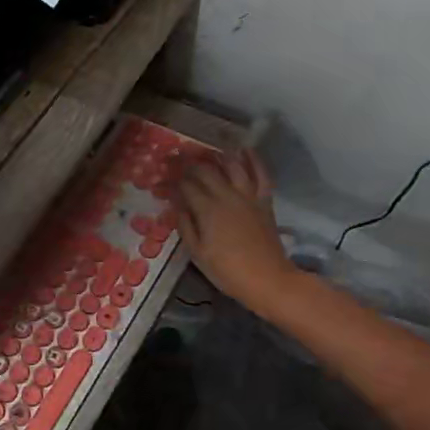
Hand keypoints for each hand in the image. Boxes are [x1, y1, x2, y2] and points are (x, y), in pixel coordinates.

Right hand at [174, 147, 298, 305]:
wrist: (268, 279)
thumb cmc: (226, 270)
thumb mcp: (196, 252)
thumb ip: (185, 225)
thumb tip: (177, 205)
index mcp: (207, 210)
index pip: (185, 186)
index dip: (171, 179)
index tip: (161, 174)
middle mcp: (227, 197)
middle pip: (206, 171)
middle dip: (189, 162)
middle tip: (176, 157)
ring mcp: (248, 197)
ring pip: (233, 167)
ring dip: (217, 155)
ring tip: (205, 149)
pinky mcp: (264, 202)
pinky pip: (261, 175)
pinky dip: (254, 161)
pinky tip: (245, 150)